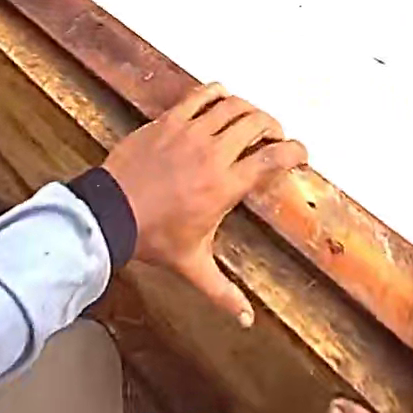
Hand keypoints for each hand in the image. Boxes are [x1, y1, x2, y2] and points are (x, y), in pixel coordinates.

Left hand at [102, 82, 306, 325]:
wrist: (111, 213)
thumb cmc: (154, 238)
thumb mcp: (192, 265)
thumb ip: (223, 291)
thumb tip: (247, 320)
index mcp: (225, 184)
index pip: (271, 160)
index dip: (293, 151)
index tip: (301, 152)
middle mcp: (214, 152)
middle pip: (256, 124)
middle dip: (273, 126)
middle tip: (275, 135)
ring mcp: (191, 131)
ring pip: (232, 106)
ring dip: (249, 108)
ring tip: (253, 117)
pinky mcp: (170, 119)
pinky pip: (200, 95)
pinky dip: (216, 92)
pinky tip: (222, 97)